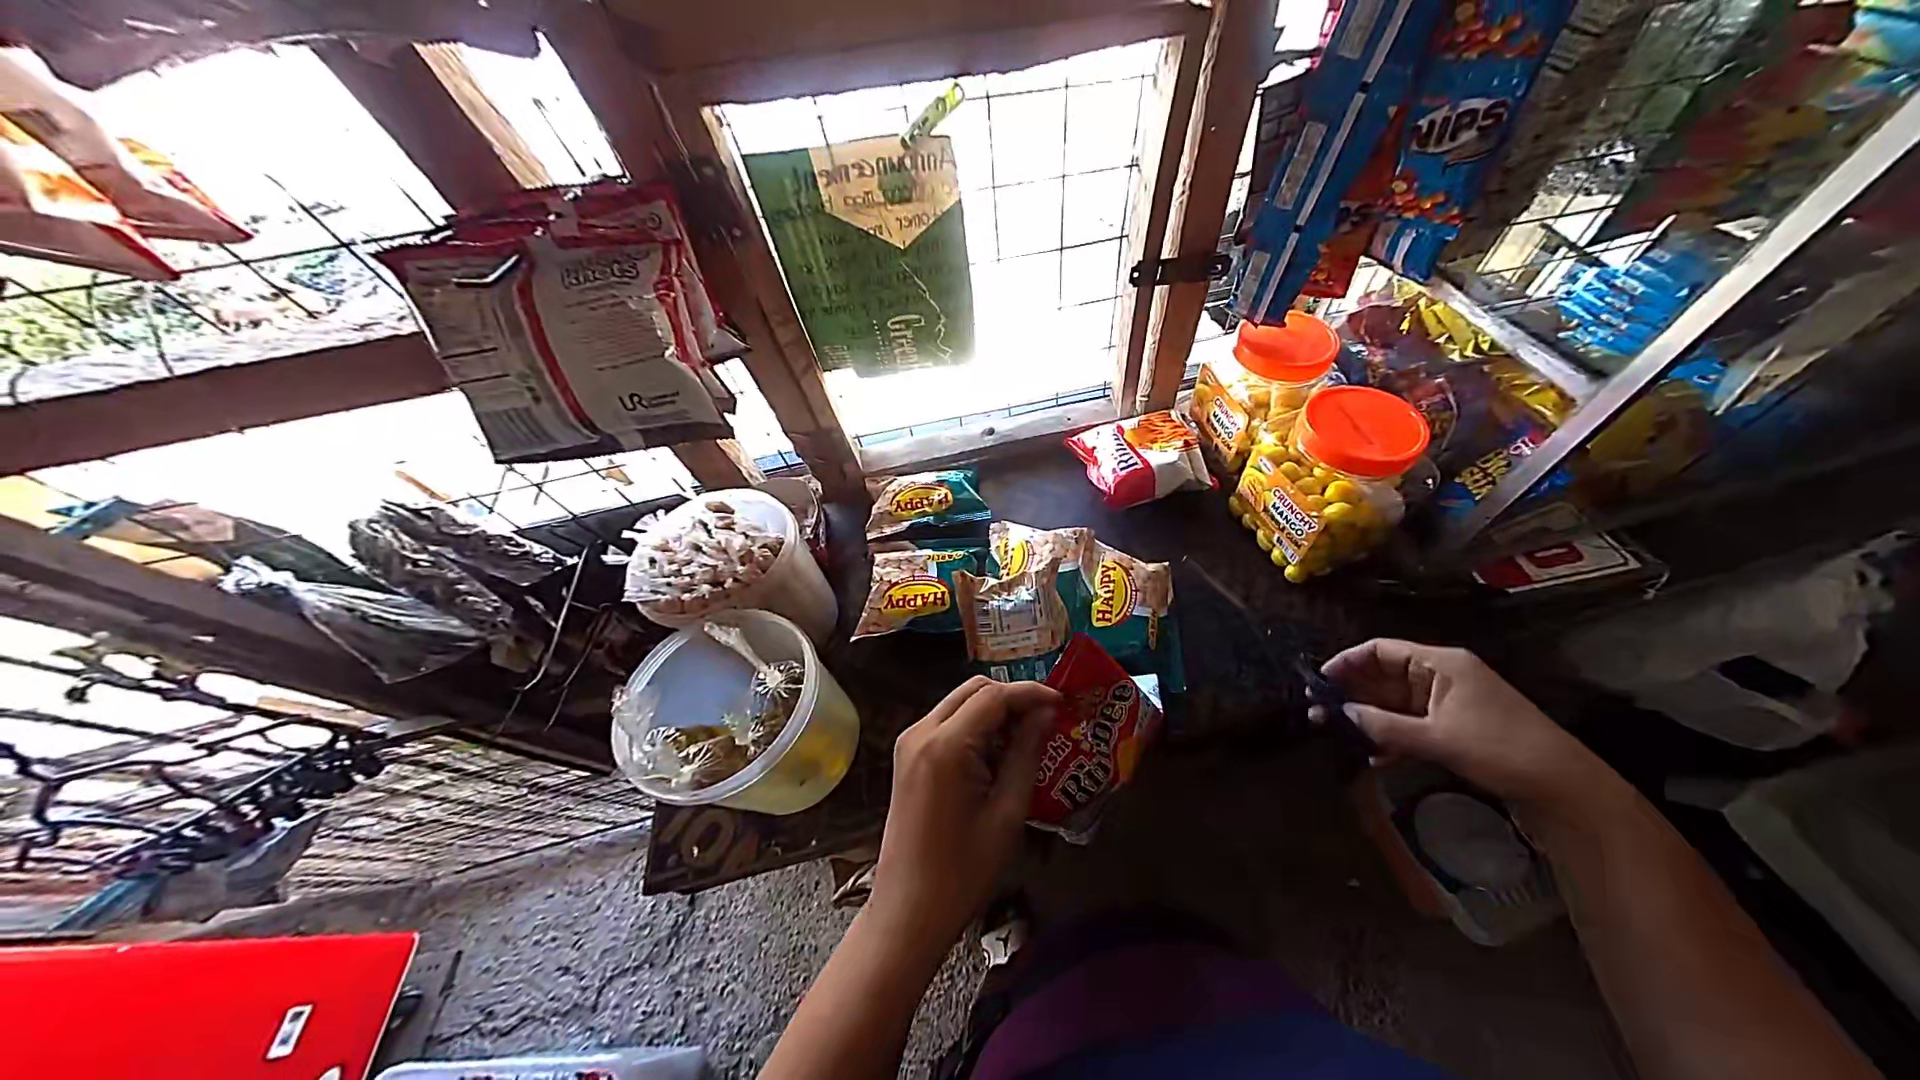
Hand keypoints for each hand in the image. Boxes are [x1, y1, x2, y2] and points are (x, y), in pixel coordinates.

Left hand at [870, 676, 1058, 949]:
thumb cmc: (963, 871)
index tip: (1063, 702)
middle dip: (1012, 697)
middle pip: (973, 691)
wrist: (908, 910)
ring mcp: (909, 743)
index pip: (994, 696)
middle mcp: (920, 732)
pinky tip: (997, 754)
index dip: (1031, 693)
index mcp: (945, 745)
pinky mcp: (906, 757)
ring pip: (959, 703)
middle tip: (1047, 718)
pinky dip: (974, 727)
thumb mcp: (1007, 812)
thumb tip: (1046, 713)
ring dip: (993, 711)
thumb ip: (1026, 754)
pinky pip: (946, 724)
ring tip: (1028, 737)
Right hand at [1319, 639, 1607, 809]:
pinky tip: (1374, 755)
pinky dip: (1390, 736)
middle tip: (1320, 710)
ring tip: (1337, 731)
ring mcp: (1448, 702)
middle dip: (1352, 693)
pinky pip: (1410, 724)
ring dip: (1368, 717)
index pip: (1381, 650)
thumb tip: (1340, 713)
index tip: (1320, 681)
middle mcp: (1441, 676)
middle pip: (1384, 676)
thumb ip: (1383, 725)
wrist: (1565, 788)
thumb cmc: (1500, 749)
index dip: (1347, 661)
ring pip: (1393, 703)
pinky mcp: (1453, 727)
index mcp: (1441, 664)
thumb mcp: (1437, 738)